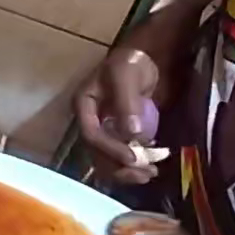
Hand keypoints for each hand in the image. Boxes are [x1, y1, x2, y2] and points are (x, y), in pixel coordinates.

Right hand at [75, 47, 161, 184]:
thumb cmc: (129, 64)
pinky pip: (119, 156)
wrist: (140, 60)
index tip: (134, 158)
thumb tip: (132, 134)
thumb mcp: (126, 76)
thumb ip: (127, 103)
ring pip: (106, 159)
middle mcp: (89, 121)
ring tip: (151, 173)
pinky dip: (133, 165)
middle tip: (146, 173)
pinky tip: (151, 165)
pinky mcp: (116, 135)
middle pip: (96, 153)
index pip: (90, 134)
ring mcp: (102, 129)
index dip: (110, 150)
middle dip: (119, 167)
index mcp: (83, 105)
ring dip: (126, 171)